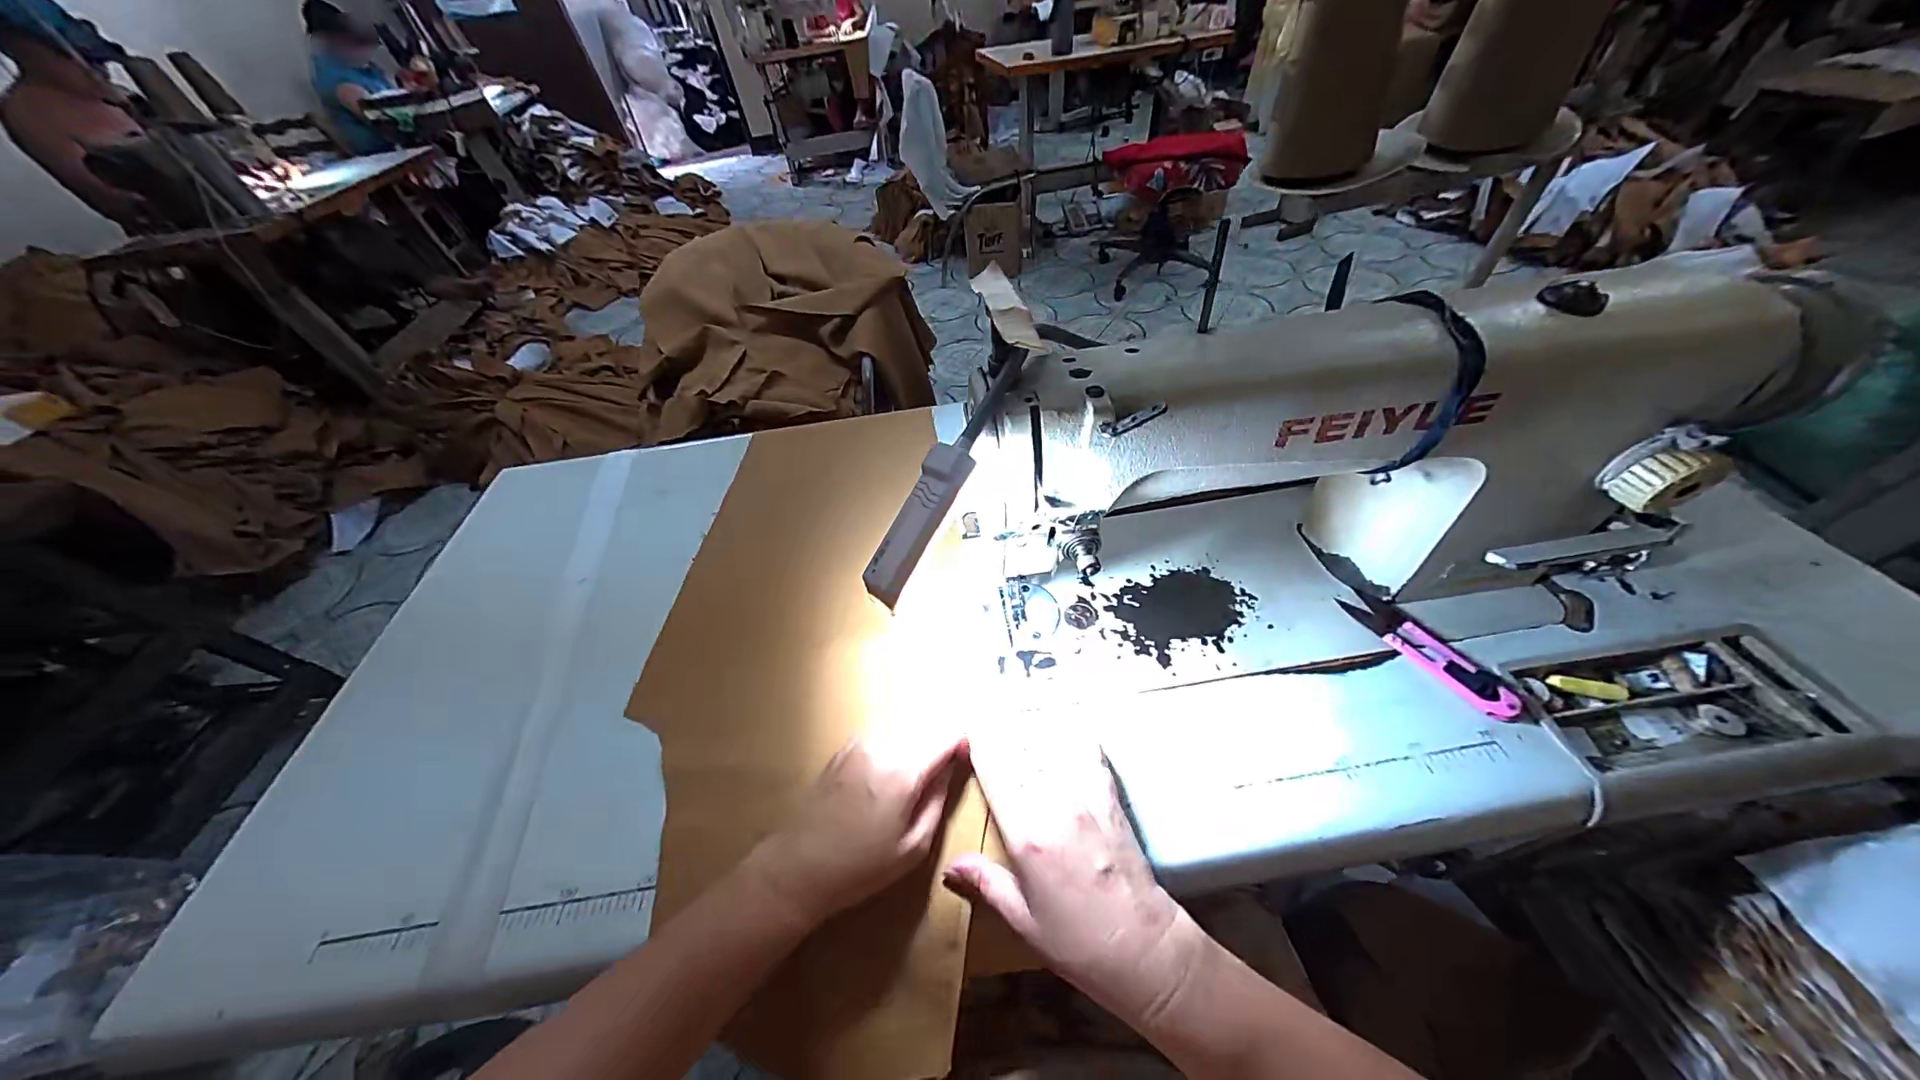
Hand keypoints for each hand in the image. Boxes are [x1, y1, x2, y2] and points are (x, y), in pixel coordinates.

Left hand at [742, 722, 965, 929]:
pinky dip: (892, 748)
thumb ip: (939, 800)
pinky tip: (885, 781)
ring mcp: (859, 744)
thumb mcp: (913, 847)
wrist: (797, 868)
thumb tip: (953, 765)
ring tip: (913, 780)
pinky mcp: (842, 750)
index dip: (961, 742)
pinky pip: (880, 739)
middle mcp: (882, 746)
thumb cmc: (861, 867)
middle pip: (924, 729)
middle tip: (944, 770)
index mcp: (904, 770)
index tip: (970, 753)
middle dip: (938, 743)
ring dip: (914, 745)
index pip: (946, 736)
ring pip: (902, 732)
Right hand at [944, 721, 1206, 1027]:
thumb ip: (985, 881)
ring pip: (1051, 738)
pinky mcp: (1110, 793)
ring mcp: (1087, 794)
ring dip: (1030, 726)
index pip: (994, 765)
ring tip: (1016, 718)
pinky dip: (1069, 732)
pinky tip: (1059, 726)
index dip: (976, 743)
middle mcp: (1056, 803)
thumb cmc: (1077, 941)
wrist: (1143, 946)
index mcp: (1027, 833)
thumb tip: (950, 865)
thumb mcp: (1022, 918)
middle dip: (999, 729)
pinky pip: (1086, 748)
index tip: (966, 735)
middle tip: (985, 721)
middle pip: (1020, 744)